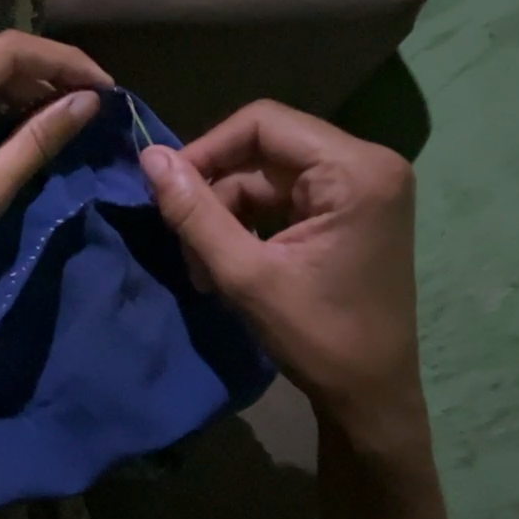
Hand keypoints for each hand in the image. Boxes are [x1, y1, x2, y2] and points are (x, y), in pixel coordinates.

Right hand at [140, 100, 424, 436]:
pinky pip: (280, 200)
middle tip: (185, 244)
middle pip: (263, 151)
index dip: (206, 150)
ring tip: (205, 268)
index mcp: (355, 170)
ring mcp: (358, 190)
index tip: (167, 191)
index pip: (263, 124)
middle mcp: (365, 166)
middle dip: (214, 193)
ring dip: (224, 217)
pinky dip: (246, 227)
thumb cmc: (316, 336)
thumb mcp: (244, 274)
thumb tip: (149, 158)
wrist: (369, 394)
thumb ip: (194, 213)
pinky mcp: (346, 214)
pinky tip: (226, 265)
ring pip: (264, 178)